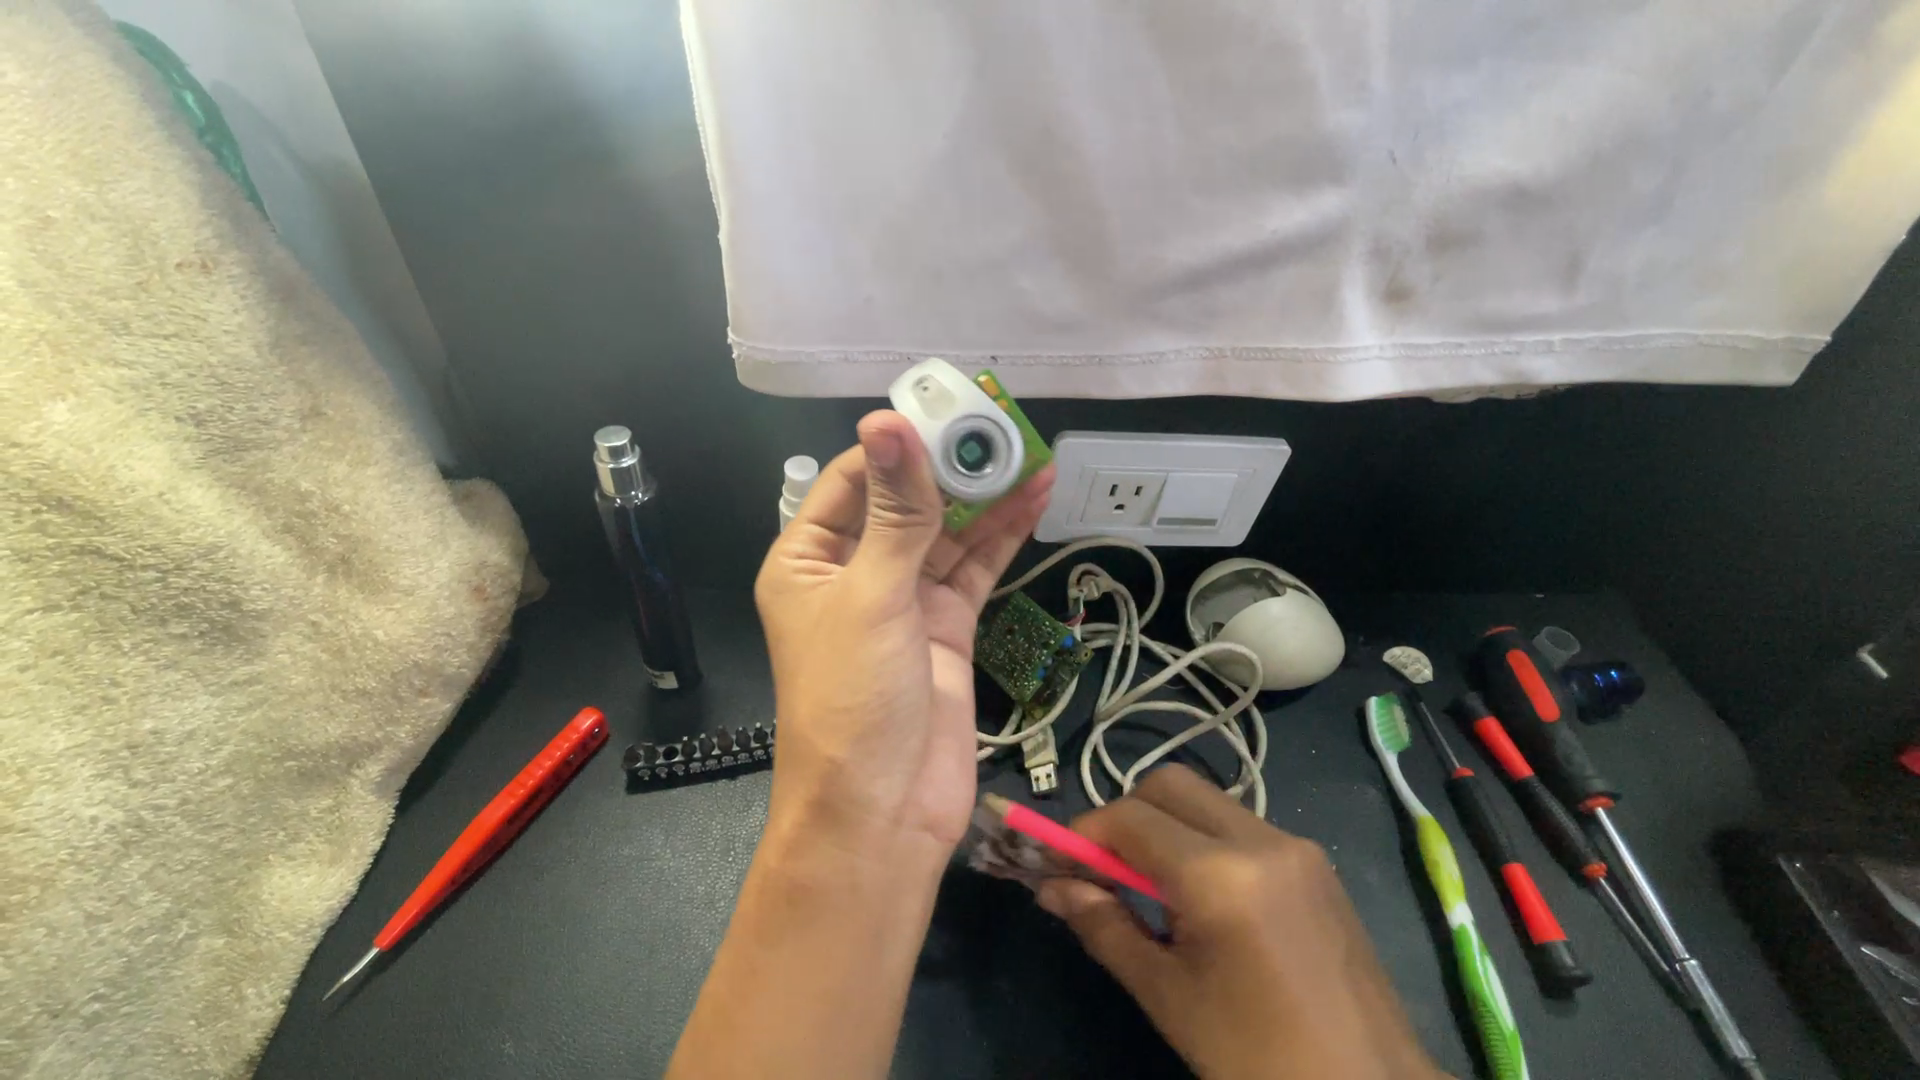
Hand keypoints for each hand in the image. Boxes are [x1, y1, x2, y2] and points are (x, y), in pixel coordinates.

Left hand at [755, 410, 1054, 865]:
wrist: (881, 813)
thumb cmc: (852, 699)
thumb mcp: (870, 596)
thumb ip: (896, 512)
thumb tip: (889, 422)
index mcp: (808, 559)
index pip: (852, 481)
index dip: (898, 444)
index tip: (947, 412)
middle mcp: (853, 573)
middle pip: (906, 503)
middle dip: (951, 467)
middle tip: (1002, 426)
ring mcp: (903, 602)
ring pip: (947, 535)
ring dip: (986, 498)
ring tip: (1030, 452)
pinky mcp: (946, 629)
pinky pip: (975, 571)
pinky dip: (1003, 539)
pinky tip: (1034, 500)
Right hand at [1036, 766, 1444, 1079]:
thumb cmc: (1256, 1054)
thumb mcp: (1167, 995)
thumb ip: (1104, 926)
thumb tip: (1052, 887)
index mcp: (1221, 875)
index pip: (1130, 817)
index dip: (1084, 833)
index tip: (1061, 865)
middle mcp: (1261, 839)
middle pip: (1169, 784)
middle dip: (1125, 814)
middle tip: (1106, 869)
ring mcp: (1296, 845)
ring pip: (1206, 800)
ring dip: (1165, 824)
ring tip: (1152, 887)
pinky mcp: (1315, 861)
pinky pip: (1240, 824)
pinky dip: (1203, 839)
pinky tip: (1202, 897)